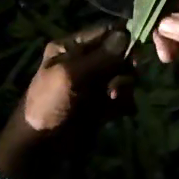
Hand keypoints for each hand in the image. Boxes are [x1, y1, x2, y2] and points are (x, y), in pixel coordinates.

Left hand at [17, 24, 133, 137]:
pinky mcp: (102, 106)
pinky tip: (120, 110)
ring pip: (124, 76)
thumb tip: (126, 35)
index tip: (137, 46)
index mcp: (70, 48)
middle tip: (121, 77)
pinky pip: (123, 98)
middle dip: (125, 65)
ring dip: (125, 86)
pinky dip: (125, 103)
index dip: (123, 36)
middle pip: (119, 54)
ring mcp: (94, 85)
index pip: (104, 32)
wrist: (41, 145)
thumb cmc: (49, 103)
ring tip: (114, 98)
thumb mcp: (70, 74)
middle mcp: (84, 63)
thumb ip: (100, 57)